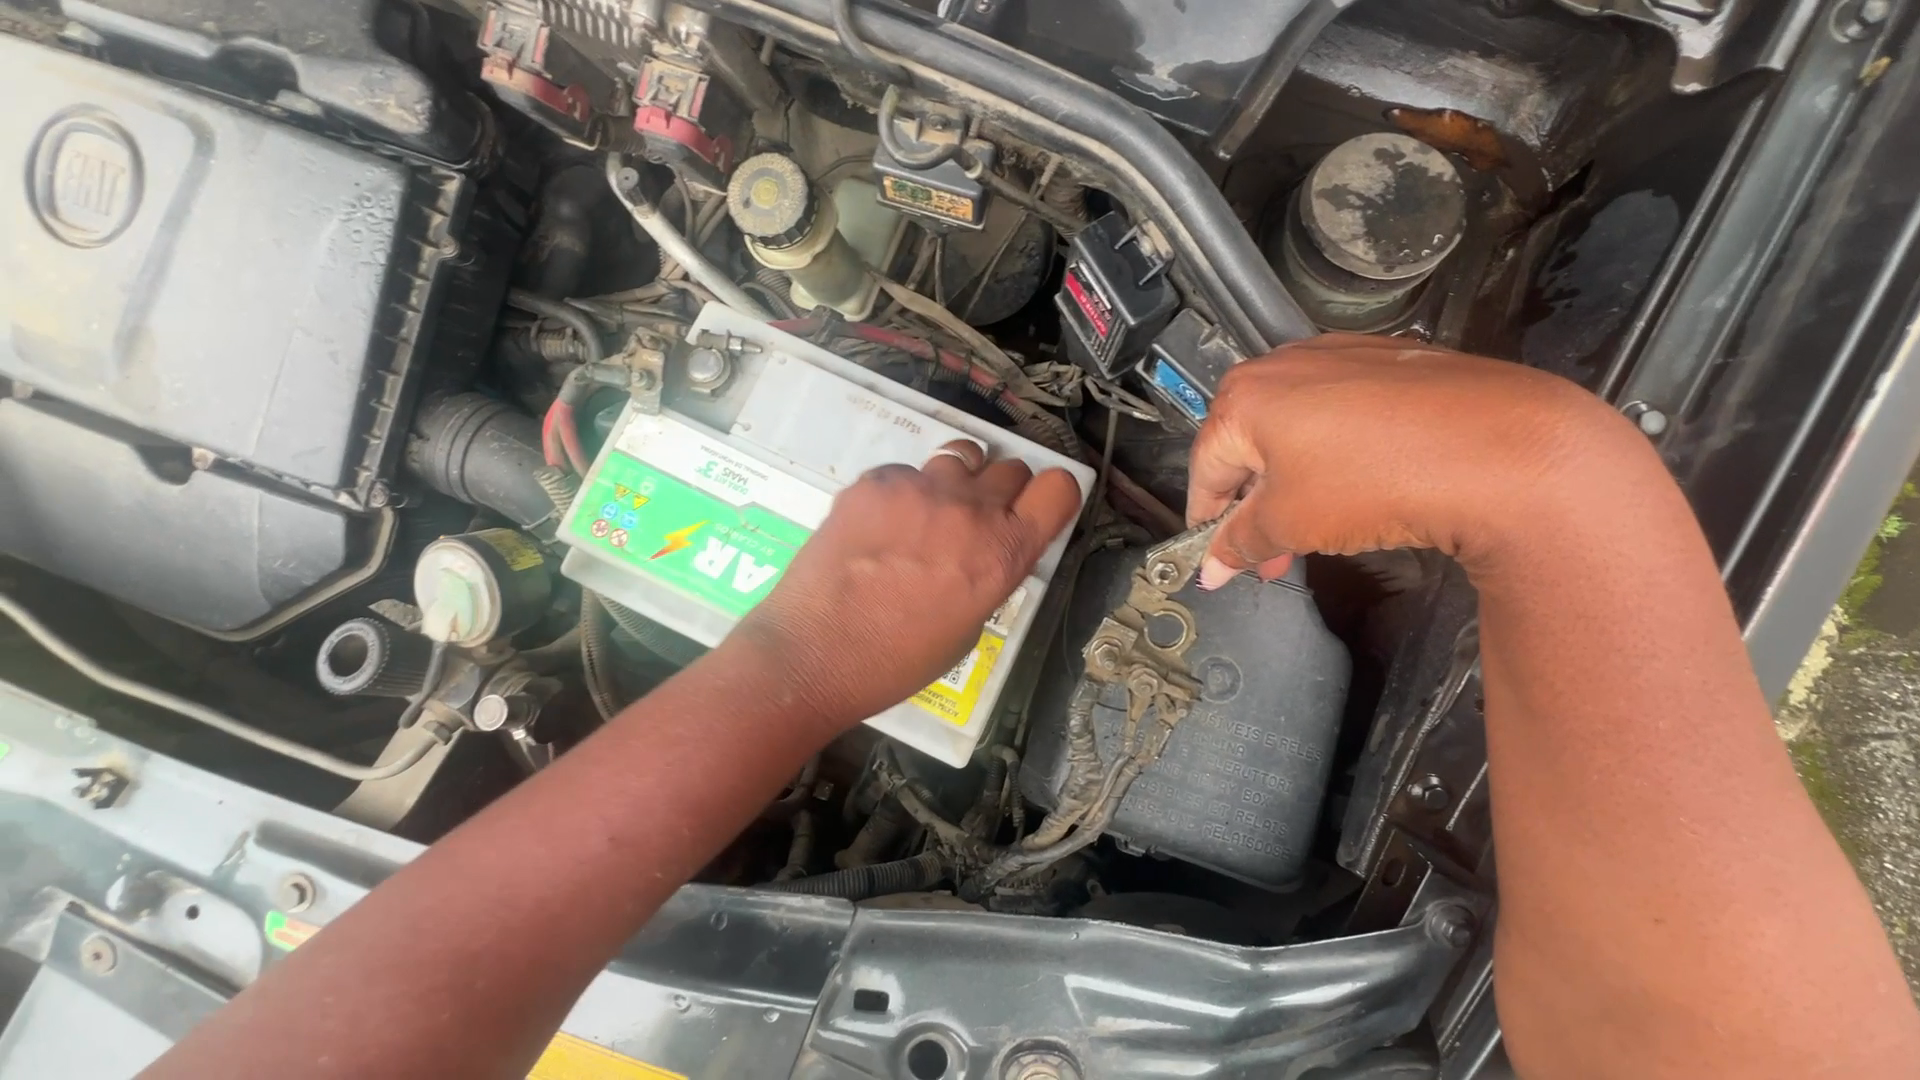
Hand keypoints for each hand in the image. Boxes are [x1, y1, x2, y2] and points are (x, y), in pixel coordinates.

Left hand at [733, 440, 1082, 726]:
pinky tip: (877, 526)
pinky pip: (906, 472)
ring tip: (926, 514)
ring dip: (956, 481)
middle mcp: (971, 511)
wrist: (813, 655)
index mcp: (1004, 554)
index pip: (1059, 488)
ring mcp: (920, 489)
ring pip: (961, 457)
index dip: (1050, 496)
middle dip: (999, 491)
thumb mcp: (969, 626)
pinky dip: (901, 492)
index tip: (1032, 509)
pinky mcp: (875, 480)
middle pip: (1012, 467)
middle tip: (971, 522)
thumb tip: (983, 547)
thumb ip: (988, 572)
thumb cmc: (897, 661)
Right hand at [1187, 334, 1645, 586]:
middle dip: (1254, 506)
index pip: (1204, 470)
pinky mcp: (1391, 361)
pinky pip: (1339, 412)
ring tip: (1320, 528)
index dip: (1207, 522)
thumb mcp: (1289, 524)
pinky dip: (1335, 453)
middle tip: (1273, 555)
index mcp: (1243, 397)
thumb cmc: (1376, 479)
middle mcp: (1284, 365)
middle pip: (1246, 445)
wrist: (1504, 448)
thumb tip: (1211, 568)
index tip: (1219, 559)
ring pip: (1292, 429)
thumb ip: (1238, 544)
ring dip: (1293, 483)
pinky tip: (1363, 485)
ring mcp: (1340, 356)